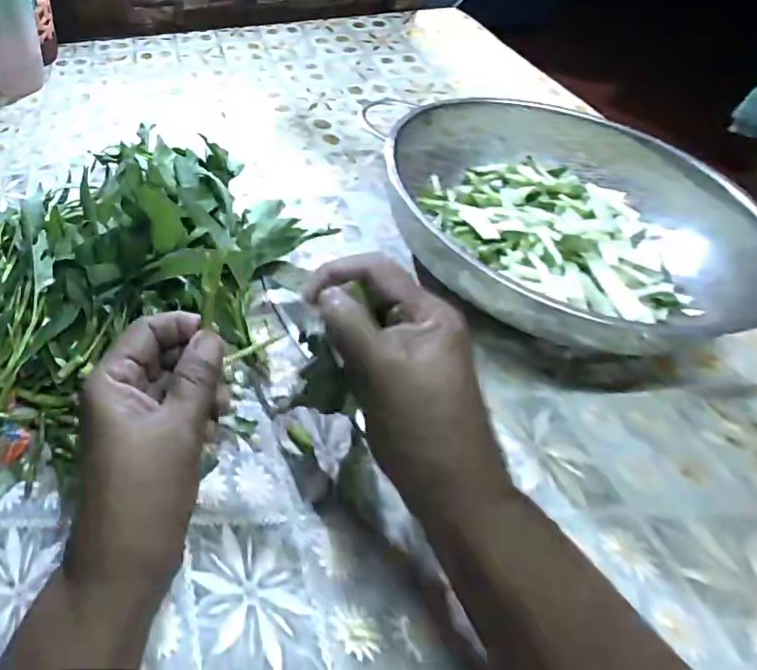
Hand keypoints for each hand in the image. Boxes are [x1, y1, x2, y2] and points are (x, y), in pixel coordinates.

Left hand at [66, 312, 228, 599]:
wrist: (126, 562)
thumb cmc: (148, 489)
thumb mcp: (178, 428)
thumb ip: (196, 379)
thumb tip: (212, 336)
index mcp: (109, 379)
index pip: (145, 332)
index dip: (181, 327)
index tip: (220, 336)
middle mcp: (114, 391)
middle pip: (159, 357)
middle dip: (195, 365)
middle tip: (227, 389)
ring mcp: (128, 418)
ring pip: (169, 385)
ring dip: (199, 393)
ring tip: (223, 415)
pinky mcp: (143, 442)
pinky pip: (170, 413)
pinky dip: (193, 416)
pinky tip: (213, 434)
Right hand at [303, 254, 514, 525]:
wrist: (451, 488)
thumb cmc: (420, 424)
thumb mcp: (380, 367)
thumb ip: (349, 322)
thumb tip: (323, 293)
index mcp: (430, 314)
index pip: (376, 269)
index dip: (335, 272)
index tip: (305, 299)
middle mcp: (424, 322)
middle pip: (369, 290)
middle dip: (336, 303)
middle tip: (313, 328)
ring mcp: (414, 346)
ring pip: (364, 317)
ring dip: (339, 328)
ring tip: (326, 352)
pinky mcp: (401, 368)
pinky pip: (366, 342)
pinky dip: (346, 348)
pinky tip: (338, 368)